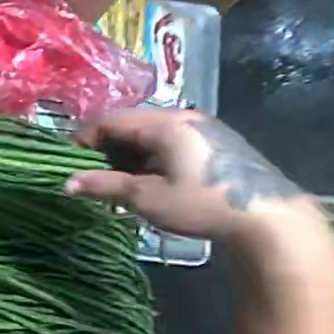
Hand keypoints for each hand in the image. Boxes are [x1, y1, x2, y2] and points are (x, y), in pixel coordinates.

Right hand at [65, 109, 331, 257]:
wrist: (267, 217)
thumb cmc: (202, 204)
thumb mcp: (148, 198)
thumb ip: (106, 186)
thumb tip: (66, 183)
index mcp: (164, 123)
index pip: (111, 120)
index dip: (85, 139)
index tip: (69, 164)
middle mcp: (182, 117)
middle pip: (130, 125)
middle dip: (106, 150)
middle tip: (92, 179)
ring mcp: (201, 128)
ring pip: (149, 136)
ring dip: (128, 157)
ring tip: (118, 186)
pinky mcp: (212, 144)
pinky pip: (168, 143)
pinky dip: (149, 160)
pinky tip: (149, 185)